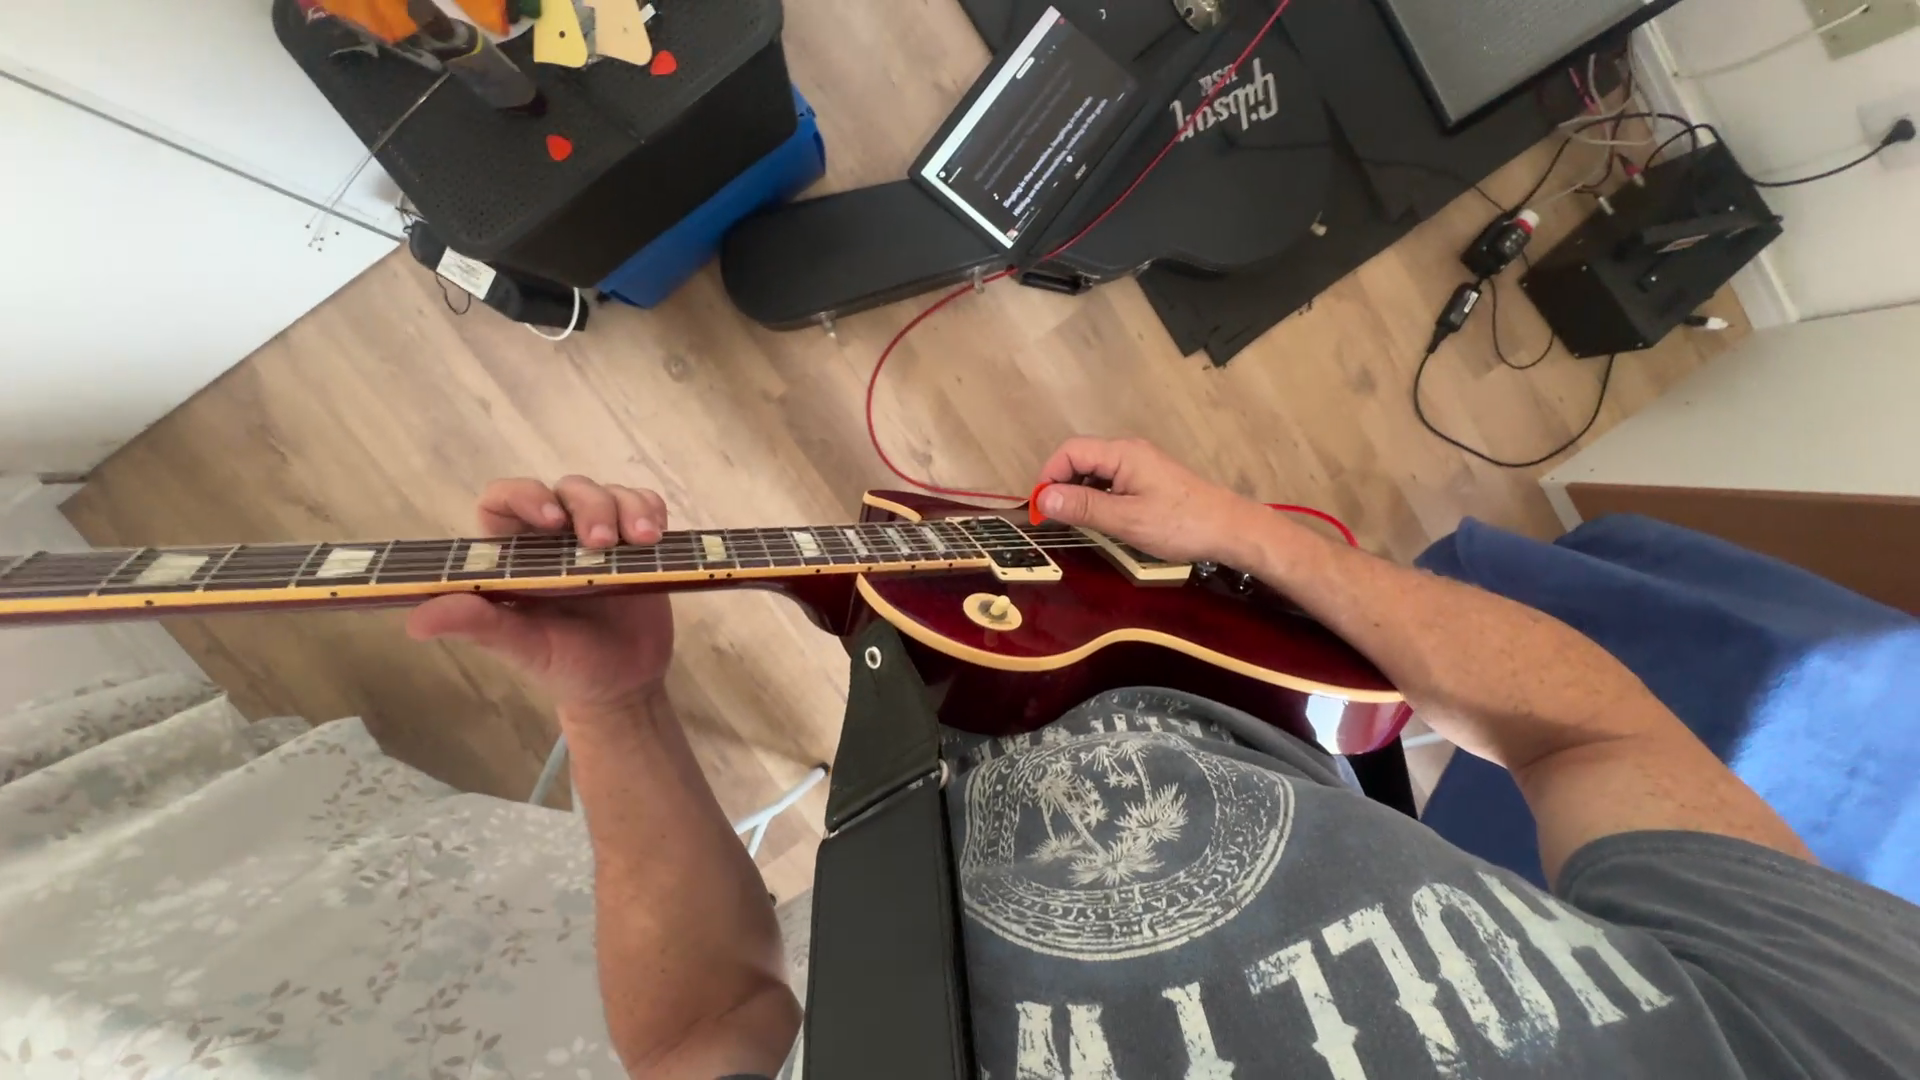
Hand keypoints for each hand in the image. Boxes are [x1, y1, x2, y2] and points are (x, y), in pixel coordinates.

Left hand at [407, 476, 674, 710]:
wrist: (626, 685)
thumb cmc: (567, 668)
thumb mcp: (524, 650)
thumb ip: (480, 628)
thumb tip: (418, 621)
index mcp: (516, 556)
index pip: (504, 500)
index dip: (523, 496)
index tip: (551, 520)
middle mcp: (555, 539)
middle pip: (568, 490)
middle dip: (590, 507)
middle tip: (602, 544)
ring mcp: (600, 537)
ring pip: (610, 493)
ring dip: (628, 508)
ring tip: (643, 542)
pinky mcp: (638, 543)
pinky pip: (645, 506)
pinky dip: (652, 511)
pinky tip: (656, 537)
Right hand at [1033, 437, 1279, 566]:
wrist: (1229, 529)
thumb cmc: (1180, 524)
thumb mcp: (1126, 519)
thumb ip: (1084, 507)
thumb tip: (1043, 497)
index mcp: (1122, 454)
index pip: (1070, 451)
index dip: (1049, 476)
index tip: (1041, 508)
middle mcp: (1128, 451)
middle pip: (1080, 458)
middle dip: (1061, 484)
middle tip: (1055, 518)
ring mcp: (1139, 464)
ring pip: (1094, 470)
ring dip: (1078, 492)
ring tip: (1076, 521)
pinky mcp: (1147, 478)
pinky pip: (1110, 480)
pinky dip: (1096, 496)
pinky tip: (1101, 518)